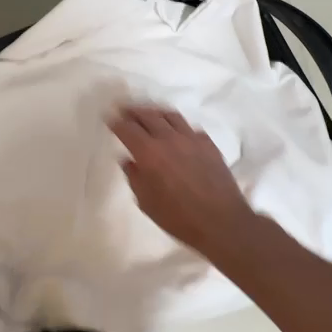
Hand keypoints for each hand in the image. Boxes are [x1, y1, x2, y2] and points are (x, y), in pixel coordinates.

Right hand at [111, 104, 258, 254]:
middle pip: (148, 115)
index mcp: (148, 152)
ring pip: (170, 116)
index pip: (127, 128)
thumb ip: (134, 177)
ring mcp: (191, 139)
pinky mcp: (209, 144)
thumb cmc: (178, 217)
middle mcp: (168, 139)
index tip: (110, 118)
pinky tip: (177, 134)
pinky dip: (178, 127)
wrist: (221, 222)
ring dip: (156, 113)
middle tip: (125, 110)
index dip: (116, 122)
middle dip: (133, 111)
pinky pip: (190, 128)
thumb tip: (129, 160)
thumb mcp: (145, 202)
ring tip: (149, 115)